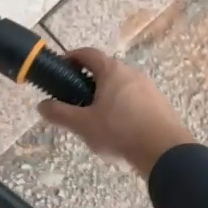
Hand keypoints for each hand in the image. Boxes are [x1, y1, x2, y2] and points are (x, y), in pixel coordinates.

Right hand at [36, 49, 195, 178]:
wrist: (166, 154)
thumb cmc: (120, 132)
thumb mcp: (83, 125)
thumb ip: (60, 114)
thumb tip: (41, 106)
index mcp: (112, 71)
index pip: (87, 53)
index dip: (72, 58)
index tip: (61, 70)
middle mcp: (132, 73)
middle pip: (105, 70)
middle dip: (89, 82)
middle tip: (77, 101)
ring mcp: (149, 88)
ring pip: (121, 86)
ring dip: (107, 96)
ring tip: (98, 120)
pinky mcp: (161, 105)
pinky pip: (136, 100)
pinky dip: (124, 108)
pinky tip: (121, 130)